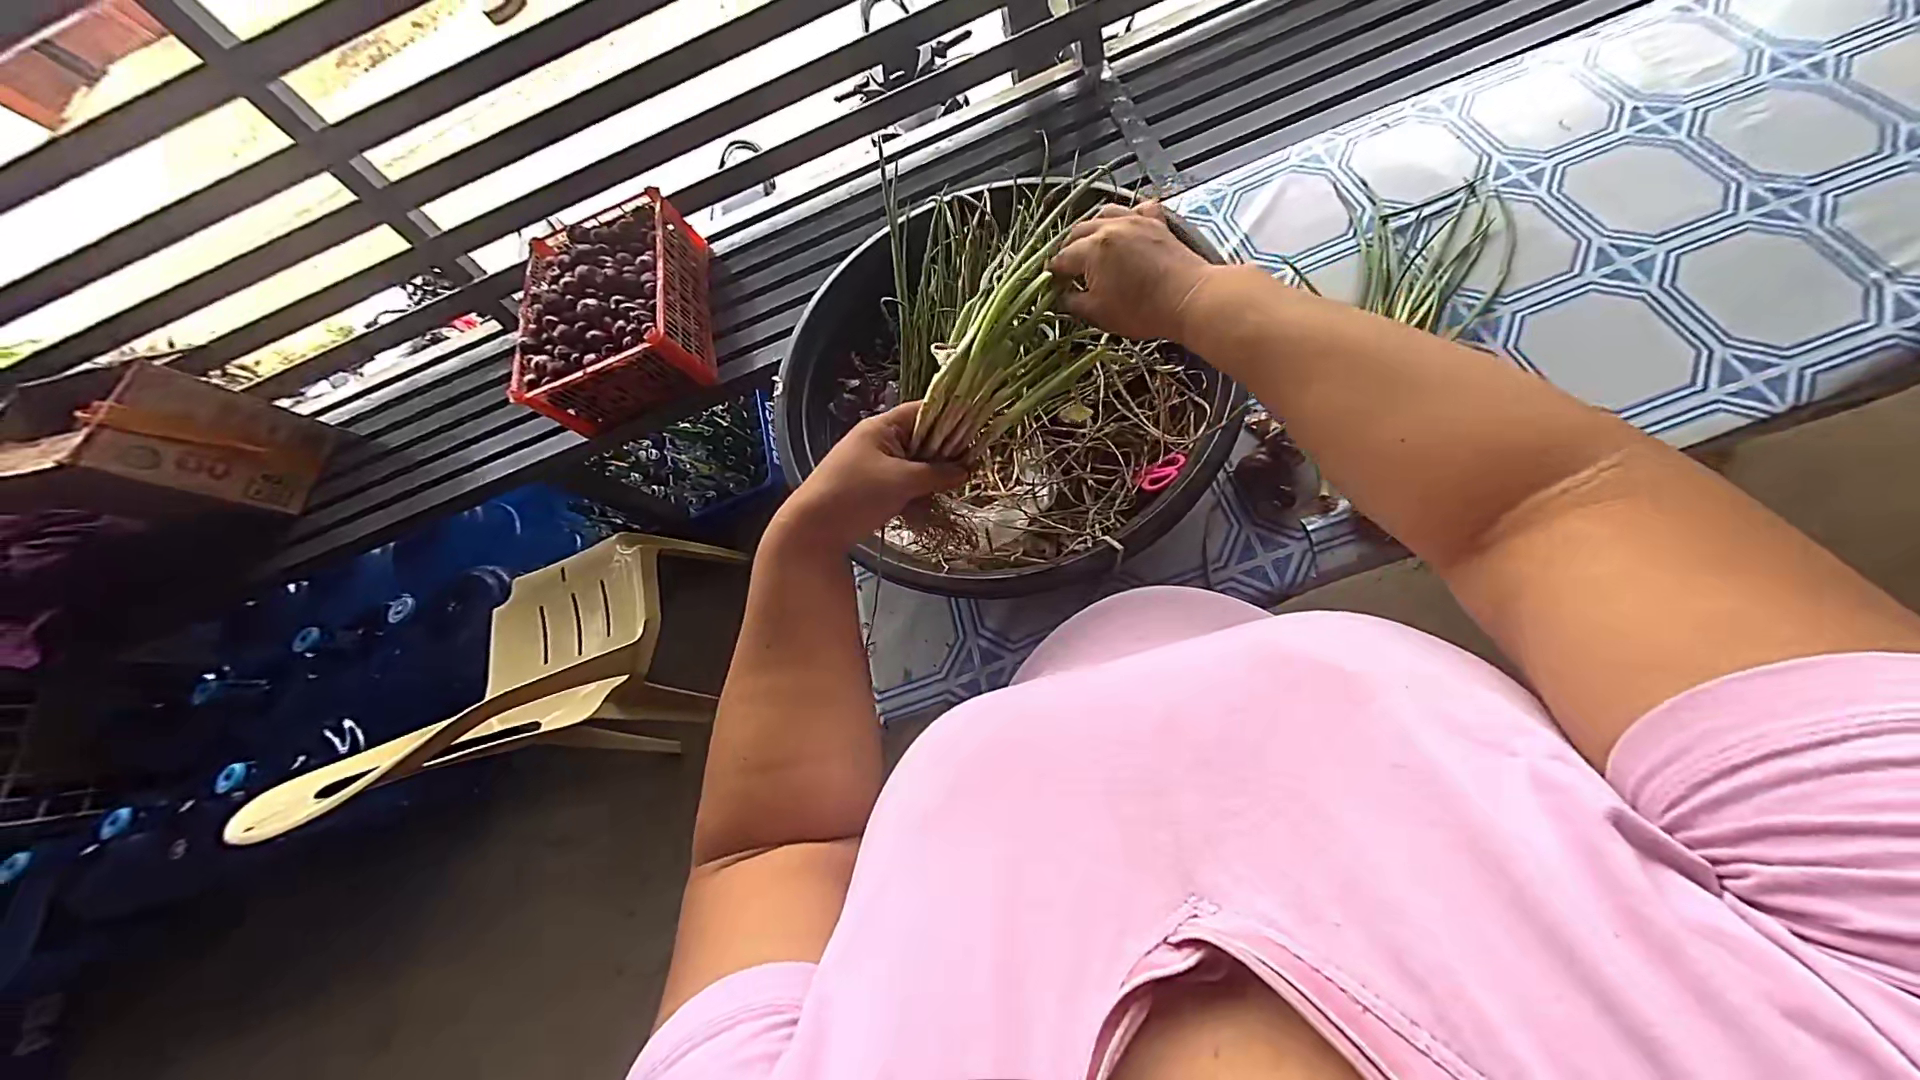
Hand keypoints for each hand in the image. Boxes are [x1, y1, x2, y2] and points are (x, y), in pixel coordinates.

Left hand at [773, 401, 967, 551]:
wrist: (813, 530)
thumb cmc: (854, 494)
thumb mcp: (902, 481)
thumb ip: (938, 473)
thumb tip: (966, 469)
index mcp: (882, 428)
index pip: (924, 411)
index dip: (950, 419)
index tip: (974, 435)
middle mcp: (880, 441)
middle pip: (923, 438)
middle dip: (944, 454)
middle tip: (967, 468)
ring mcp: (876, 466)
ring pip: (916, 464)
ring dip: (932, 477)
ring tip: (950, 489)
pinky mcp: (875, 488)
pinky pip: (905, 484)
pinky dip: (918, 493)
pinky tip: (928, 505)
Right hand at [1048, 202, 1216, 343]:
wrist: (1189, 298)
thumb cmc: (1141, 310)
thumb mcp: (1098, 314)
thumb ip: (1073, 303)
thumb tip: (1061, 297)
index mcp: (1091, 249)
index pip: (1061, 259)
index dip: (1053, 275)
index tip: (1052, 286)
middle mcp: (1110, 227)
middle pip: (1078, 231)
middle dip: (1068, 249)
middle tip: (1067, 269)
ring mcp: (1135, 220)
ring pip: (1104, 213)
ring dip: (1092, 228)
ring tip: (1090, 244)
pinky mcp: (1156, 222)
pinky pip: (1136, 209)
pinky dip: (1127, 216)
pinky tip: (1125, 226)